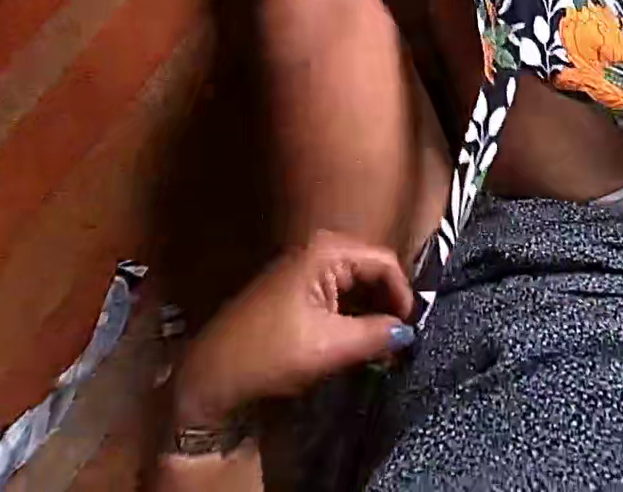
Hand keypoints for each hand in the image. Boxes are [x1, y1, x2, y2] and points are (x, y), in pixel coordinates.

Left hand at [173, 231, 416, 427]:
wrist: (211, 375)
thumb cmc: (270, 353)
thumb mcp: (329, 347)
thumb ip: (375, 335)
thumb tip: (409, 333)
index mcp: (327, 250)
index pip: (384, 260)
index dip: (403, 293)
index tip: (411, 328)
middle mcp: (320, 247)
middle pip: (372, 267)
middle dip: (388, 301)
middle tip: (399, 337)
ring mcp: (308, 264)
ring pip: (357, 280)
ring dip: (372, 309)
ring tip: (383, 342)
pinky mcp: (300, 284)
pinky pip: (340, 290)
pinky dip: (354, 312)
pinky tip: (360, 337)